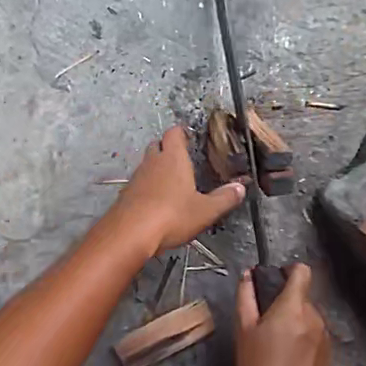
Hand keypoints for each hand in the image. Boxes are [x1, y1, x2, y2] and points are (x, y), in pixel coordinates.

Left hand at [104, 126, 246, 255]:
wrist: (130, 233)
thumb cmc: (170, 216)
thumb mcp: (206, 210)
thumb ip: (225, 198)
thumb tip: (240, 188)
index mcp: (173, 158)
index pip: (175, 133)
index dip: (182, 132)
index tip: (189, 135)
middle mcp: (152, 162)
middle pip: (158, 145)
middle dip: (168, 148)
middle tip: (181, 158)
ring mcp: (136, 177)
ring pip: (147, 164)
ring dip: (157, 168)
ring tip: (171, 181)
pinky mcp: (126, 194)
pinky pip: (138, 183)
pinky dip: (147, 187)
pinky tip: (156, 201)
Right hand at [236, 263, 330, 365]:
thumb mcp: (244, 331)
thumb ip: (246, 298)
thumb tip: (248, 276)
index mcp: (294, 306)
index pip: (301, 271)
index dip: (287, 271)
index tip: (273, 282)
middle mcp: (314, 315)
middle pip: (302, 296)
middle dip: (284, 302)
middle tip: (263, 322)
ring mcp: (325, 335)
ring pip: (307, 315)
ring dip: (293, 321)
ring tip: (273, 343)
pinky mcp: (328, 352)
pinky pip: (313, 333)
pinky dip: (301, 337)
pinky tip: (287, 357)